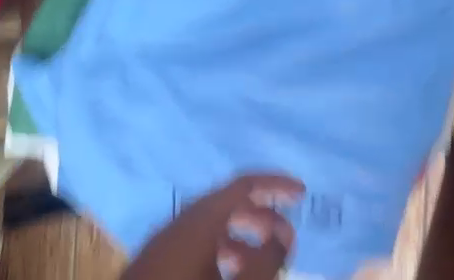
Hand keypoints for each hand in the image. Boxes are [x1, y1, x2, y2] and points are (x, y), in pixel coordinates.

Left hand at [126, 174, 303, 279]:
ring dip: (242, 238)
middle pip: (228, 204)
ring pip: (210, 228)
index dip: (276, 184)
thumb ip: (266, 260)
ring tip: (261, 265)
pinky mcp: (151, 268)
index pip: (244, 184)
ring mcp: (162, 246)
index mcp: (200, 221)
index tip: (302, 194)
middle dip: (261, 216)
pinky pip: (193, 246)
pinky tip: (228, 275)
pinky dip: (219, 252)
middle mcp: (180, 223)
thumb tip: (283, 234)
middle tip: (286, 238)